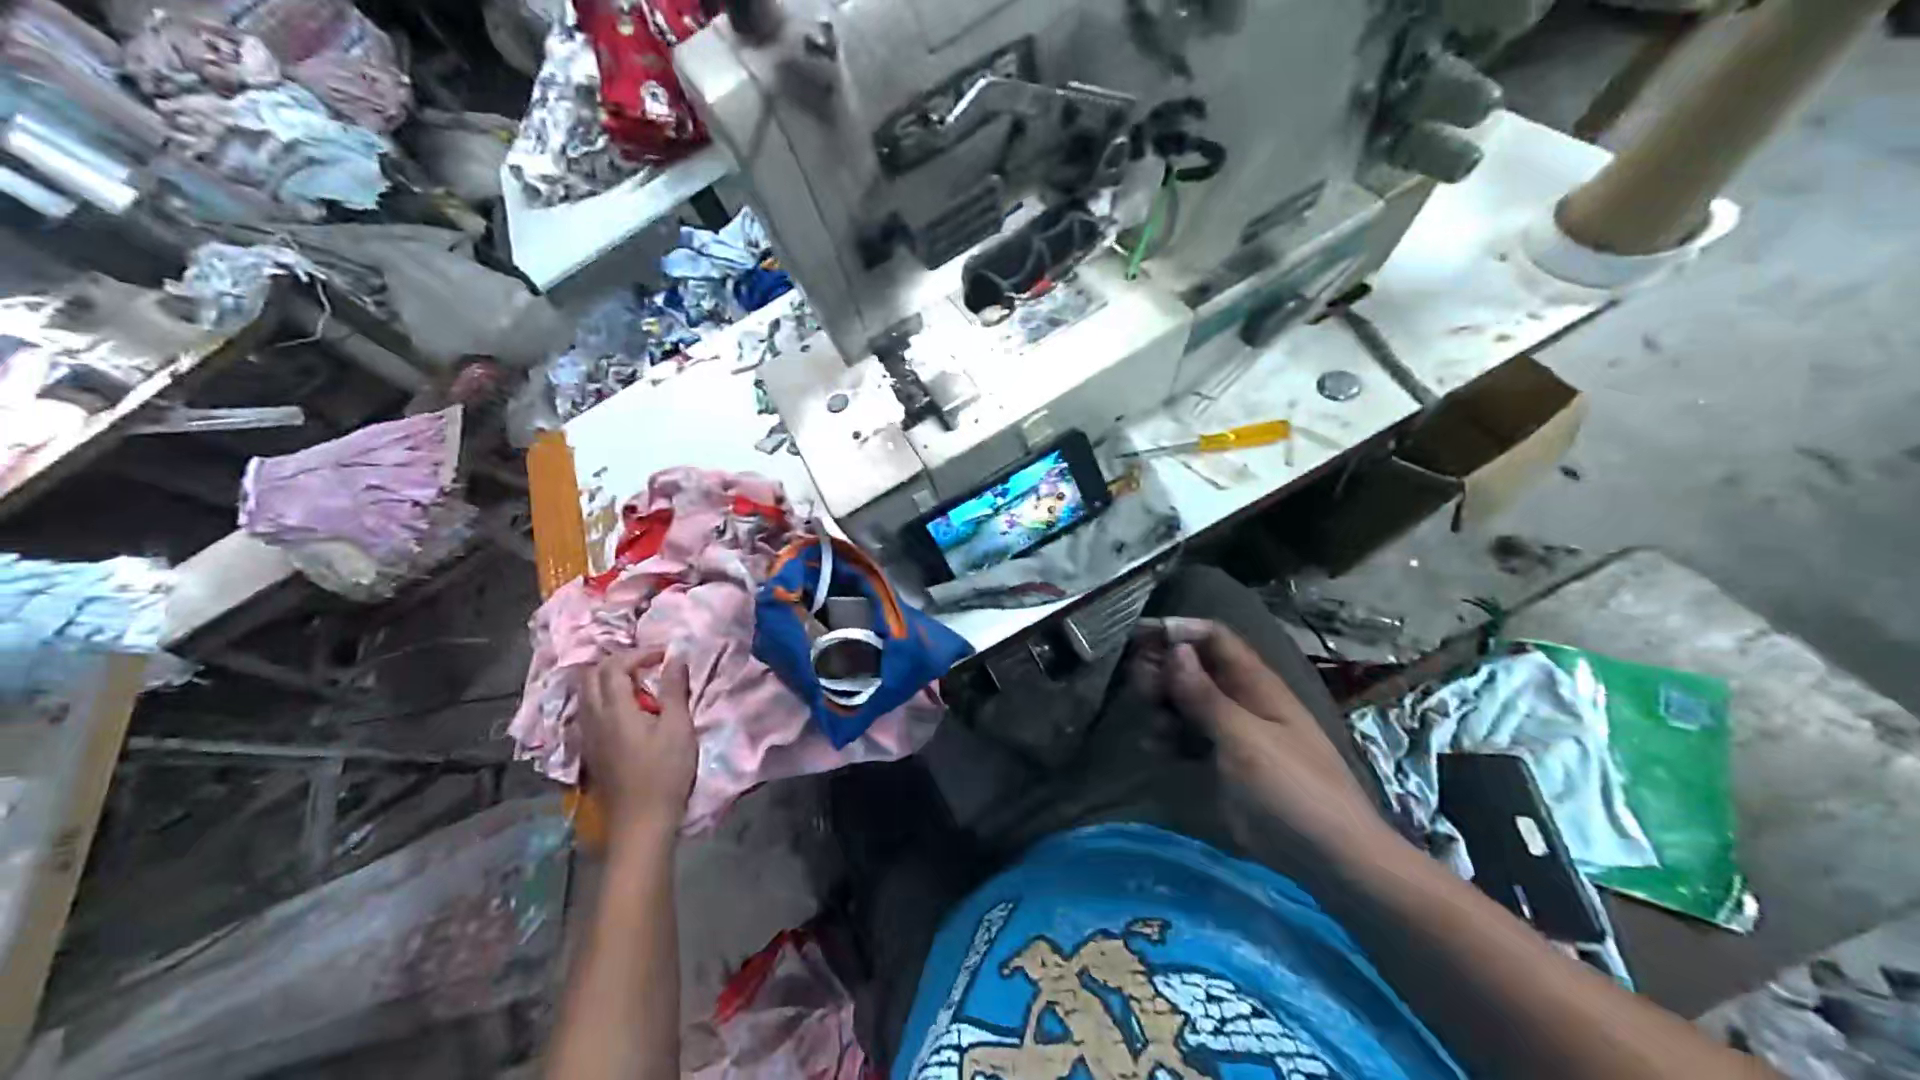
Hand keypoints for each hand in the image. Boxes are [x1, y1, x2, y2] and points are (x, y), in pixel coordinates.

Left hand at [579, 652, 697, 839]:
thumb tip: (676, 657)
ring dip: (609, 680)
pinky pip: (589, 711)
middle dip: (619, 662)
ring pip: (586, 694)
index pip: (615, 666)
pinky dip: (605, 698)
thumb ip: (675, 690)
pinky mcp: (591, 750)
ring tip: (639, 685)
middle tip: (648, 665)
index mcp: (614, 709)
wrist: (641, 822)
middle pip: (592, 675)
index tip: (665, 656)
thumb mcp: (679, 727)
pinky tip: (628, 711)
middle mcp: (593, 718)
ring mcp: (588, 735)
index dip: (639, 654)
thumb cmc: (665, 772)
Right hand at [1137, 618, 1391, 854]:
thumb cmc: (1293, 790)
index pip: (1214, 638)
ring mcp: (1233, 733)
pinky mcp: (1224, 764)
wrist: (1331, 859)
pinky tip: (1156, 750)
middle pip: (1195, 668)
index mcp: (1257, 684)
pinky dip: (1169, 738)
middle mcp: (1243, 701)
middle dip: (1163, 671)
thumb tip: (1175, 648)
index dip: (1178, 631)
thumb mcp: (1245, 739)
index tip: (1139, 637)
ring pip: (1187, 702)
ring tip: (1153, 727)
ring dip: (1163, 706)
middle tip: (1141, 688)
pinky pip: (1188, 737)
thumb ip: (1205, 696)